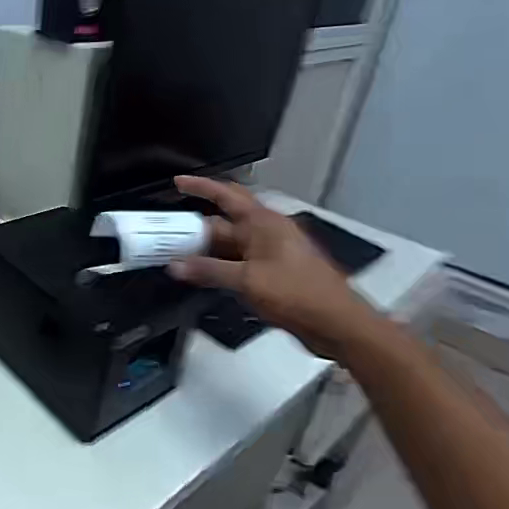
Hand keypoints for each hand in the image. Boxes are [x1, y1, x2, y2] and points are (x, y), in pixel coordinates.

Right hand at [167, 175, 385, 361]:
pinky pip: (239, 261)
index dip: (201, 187)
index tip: (178, 183)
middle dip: (197, 224)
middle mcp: (268, 233)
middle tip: (171, 229)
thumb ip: (209, 271)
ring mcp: (272, 253)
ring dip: (207, 249)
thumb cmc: (300, 294)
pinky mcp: (274, 273)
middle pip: (226, 221)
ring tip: (179, 255)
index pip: (227, 195)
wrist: (337, 325)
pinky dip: (220, 265)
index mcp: (265, 223)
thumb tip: (176, 266)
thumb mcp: (248, 281)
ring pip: (231, 244)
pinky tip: (205, 275)